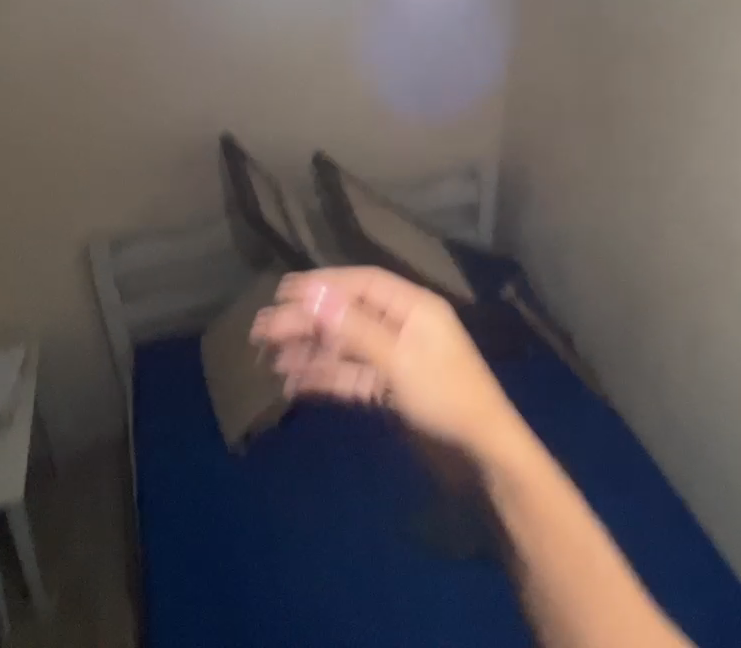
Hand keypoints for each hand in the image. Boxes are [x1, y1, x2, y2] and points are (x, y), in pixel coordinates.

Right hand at [249, 267, 521, 455]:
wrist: (479, 457)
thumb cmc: (446, 397)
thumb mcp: (399, 359)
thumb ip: (354, 328)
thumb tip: (311, 295)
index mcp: (414, 308)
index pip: (362, 284)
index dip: (323, 284)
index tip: (281, 292)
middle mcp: (403, 327)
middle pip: (347, 316)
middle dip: (307, 321)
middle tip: (261, 331)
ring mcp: (395, 360)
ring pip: (344, 348)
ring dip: (310, 351)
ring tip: (269, 359)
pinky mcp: (388, 391)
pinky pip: (350, 377)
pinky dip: (324, 378)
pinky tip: (294, 384)